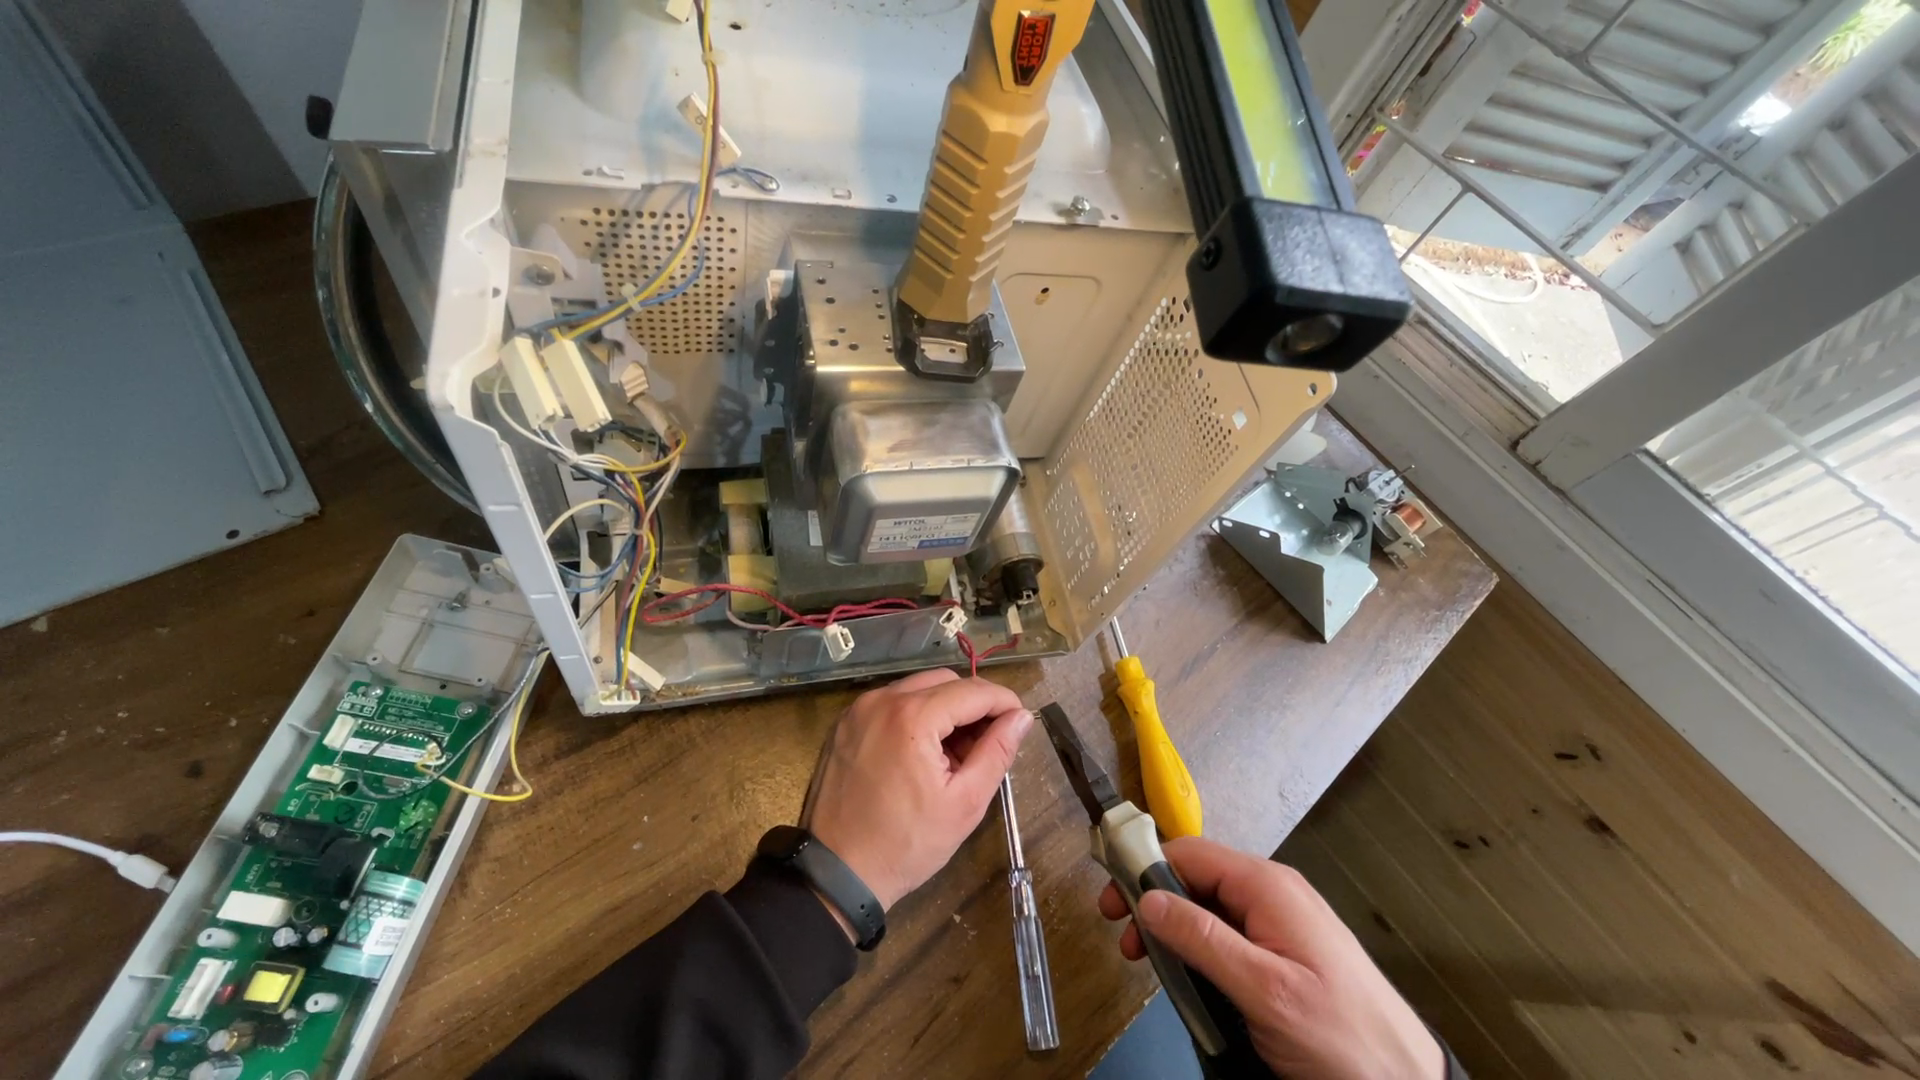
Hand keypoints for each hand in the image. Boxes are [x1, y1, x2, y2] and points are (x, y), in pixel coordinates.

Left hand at [805, 669, 1031, 910]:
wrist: (835, 874)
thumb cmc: (906, 844)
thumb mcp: (965, 802)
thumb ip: (997, 752)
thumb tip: (1021, 717)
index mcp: (911, 716)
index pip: (972, 691)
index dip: (1004, 702)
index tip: (1021, 722)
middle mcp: (880, 700)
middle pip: (944, 682)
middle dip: (973, 706)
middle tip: (987, 746)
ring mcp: (857, 711)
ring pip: (916, 690)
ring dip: (944, 712)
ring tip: (955, 758)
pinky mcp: (844, 726)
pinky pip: (891, 706)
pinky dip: (915, 719)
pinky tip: (923, 757)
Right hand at [1099, 837, 1443, 1079]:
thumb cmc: (1338, 1035)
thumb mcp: (1264, 990)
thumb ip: (1203, 940)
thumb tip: (1148, 897)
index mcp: (1267, 887)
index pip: (1190, 853)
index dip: (1144, 870)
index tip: (1112, 906)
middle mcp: (1272, 892)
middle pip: (1197, 878)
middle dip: (1155, 904)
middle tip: (1128, 944)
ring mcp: (1281, 920)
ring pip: (1210, 907)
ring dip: (1175, 930)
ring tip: (1153, 966)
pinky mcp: (1285, 949)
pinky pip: (1229, 932)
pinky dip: (1200, 948)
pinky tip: (1190, 976)